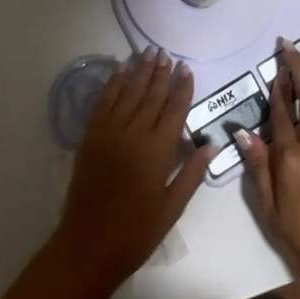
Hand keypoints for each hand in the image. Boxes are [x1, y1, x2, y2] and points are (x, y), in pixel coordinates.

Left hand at [56, 46, 215, 283]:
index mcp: (158, 151)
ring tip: (148, 52)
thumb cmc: (136, 232)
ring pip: (129, 93)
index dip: (182, 87)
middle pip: (151, 95)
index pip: (175, 109)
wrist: (88, 246)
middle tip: (167, 53)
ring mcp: (110, 133)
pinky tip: (120, 70)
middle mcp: (135, 134)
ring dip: (139, 71)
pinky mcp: (91, 137)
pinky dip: (113, 84)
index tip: (187, 68)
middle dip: (161, 72)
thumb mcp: (172, 208)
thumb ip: (191, 174)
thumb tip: (211, 145)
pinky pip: (104, 102)